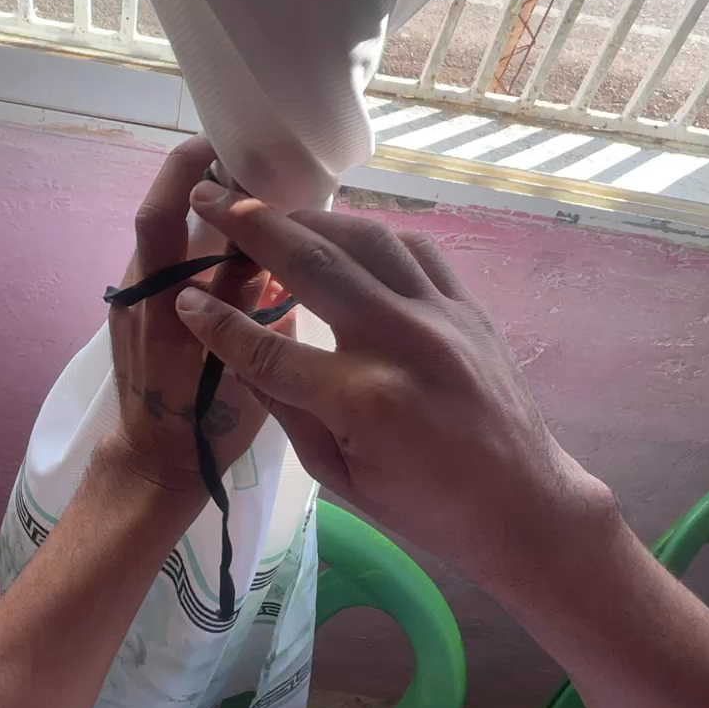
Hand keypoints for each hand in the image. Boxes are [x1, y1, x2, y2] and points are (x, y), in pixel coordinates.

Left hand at [100, 137, 293, 498]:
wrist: (152, 460)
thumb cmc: (205, 426)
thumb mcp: (243, 372)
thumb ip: (253, 309)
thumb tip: (272, 254)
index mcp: (162, 310)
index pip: (162, 220)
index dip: (189, 174)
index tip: (228, 147)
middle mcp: (138, 295)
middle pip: (156, 212)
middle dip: (190, 173)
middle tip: (237, 154)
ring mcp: (130, 301)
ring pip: (160, 234)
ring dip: (192, 203)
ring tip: (242, 190)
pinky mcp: (132, 308)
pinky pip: (163, 256)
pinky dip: (192, 235)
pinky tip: (229, 237)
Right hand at [174, 183, 619, 594]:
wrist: (525, 502)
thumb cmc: (425, 507)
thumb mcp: (338, 477)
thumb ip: (286, 408)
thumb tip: (239, 352)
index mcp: (363, 400)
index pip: (269, 351)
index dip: (219, 324)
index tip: (183, 297)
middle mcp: (402, 341)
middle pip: (312, 264)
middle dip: (250, 228)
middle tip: (209, 200)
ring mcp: (441, 314)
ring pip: (363, 239)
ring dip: (306, 216)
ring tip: (264, 208)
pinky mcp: (465, 303)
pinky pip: (410, 247)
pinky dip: (366, 231)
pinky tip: (337, 230)